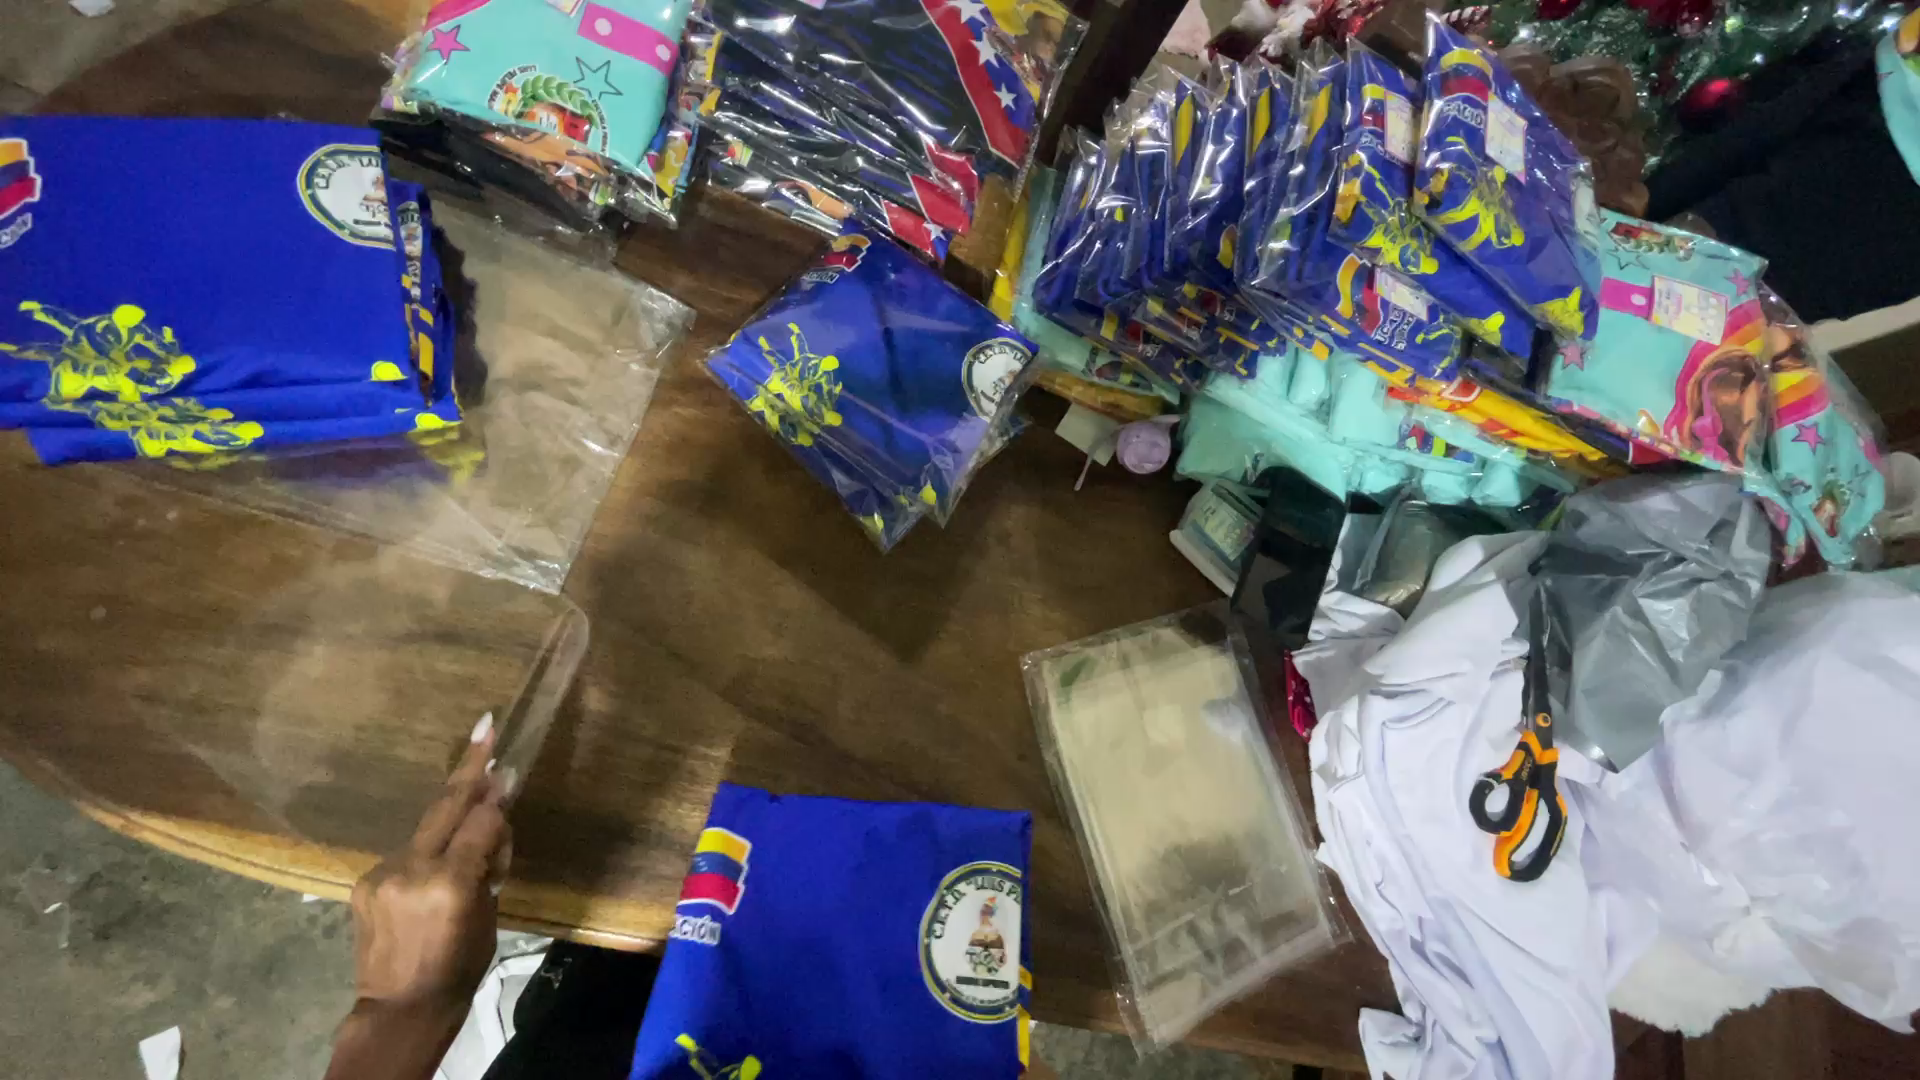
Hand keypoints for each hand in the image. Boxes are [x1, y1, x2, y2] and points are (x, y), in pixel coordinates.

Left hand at [325, 715, 510, 1079]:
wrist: (399, 1008)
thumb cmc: (461, 961)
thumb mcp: (489, 909)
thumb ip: (489, 858)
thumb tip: (495, 810)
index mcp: (451, 883)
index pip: (482, 822)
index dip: (497, 795)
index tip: (509, 763)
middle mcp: (411, 871)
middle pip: (446, 808)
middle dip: (469, 767)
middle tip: (485, 728)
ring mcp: (383, 875)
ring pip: (431, 828)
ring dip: (456, 815)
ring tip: (478, 817)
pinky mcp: (367, 881)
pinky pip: (412, 849)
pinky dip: (433, 846)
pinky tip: (444, 859)